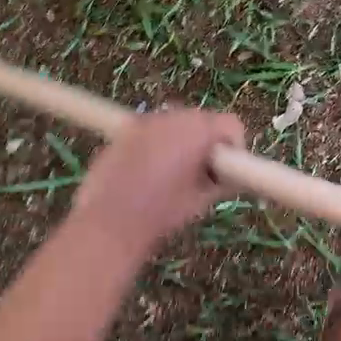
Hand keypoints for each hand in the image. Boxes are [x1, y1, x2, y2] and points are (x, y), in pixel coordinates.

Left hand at [70, 109, 243, 250]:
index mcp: (200, 130)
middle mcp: (176, 116)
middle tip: (200, 172)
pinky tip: (147, 170)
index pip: (232, 125)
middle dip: (206, 141)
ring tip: (172, 170)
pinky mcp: (124, 131)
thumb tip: (232, 178)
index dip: (234, 146)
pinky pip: (152, 130)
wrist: (106, 224)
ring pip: (177, 122)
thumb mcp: (202, 199)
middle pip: (204, 119)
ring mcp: (147, 121)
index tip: (226, 170)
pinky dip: (156, 142)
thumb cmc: (161, 212)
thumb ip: (223, 182)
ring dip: (181, 139)